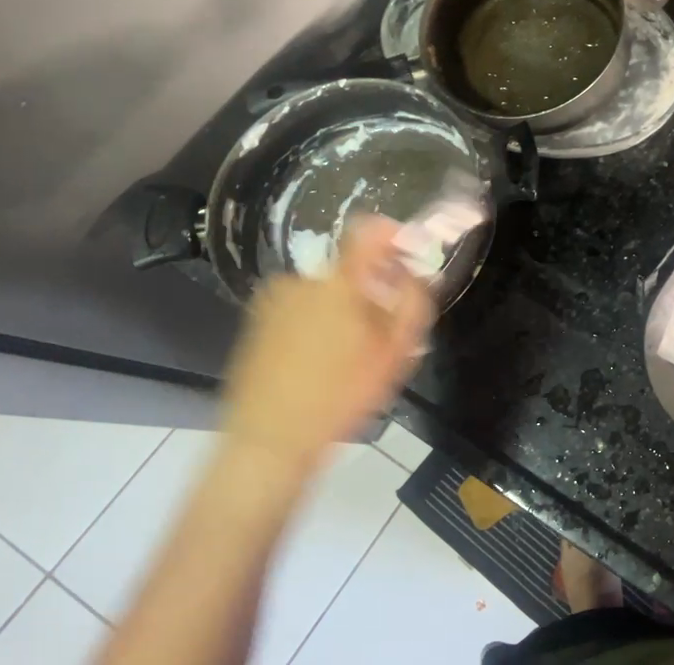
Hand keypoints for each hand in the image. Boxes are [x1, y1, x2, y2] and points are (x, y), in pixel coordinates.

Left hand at [220, 216, 432, 468]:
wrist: (267, 443)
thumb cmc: (338, 398)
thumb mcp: (394, 355)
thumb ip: (413, 303)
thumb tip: (418, 270)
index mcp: (339, 284)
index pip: (369, 231)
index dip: (393, 234)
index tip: (407, 253)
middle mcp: (302, 281)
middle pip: (349, 270)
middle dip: (369, 291)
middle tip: (379, 332)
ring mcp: (273, 300)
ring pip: (324, 292)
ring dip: (340, 310)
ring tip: (346, 356)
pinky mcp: (256, 321)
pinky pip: (298, 309)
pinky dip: (313, 324)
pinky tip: (316, 363)